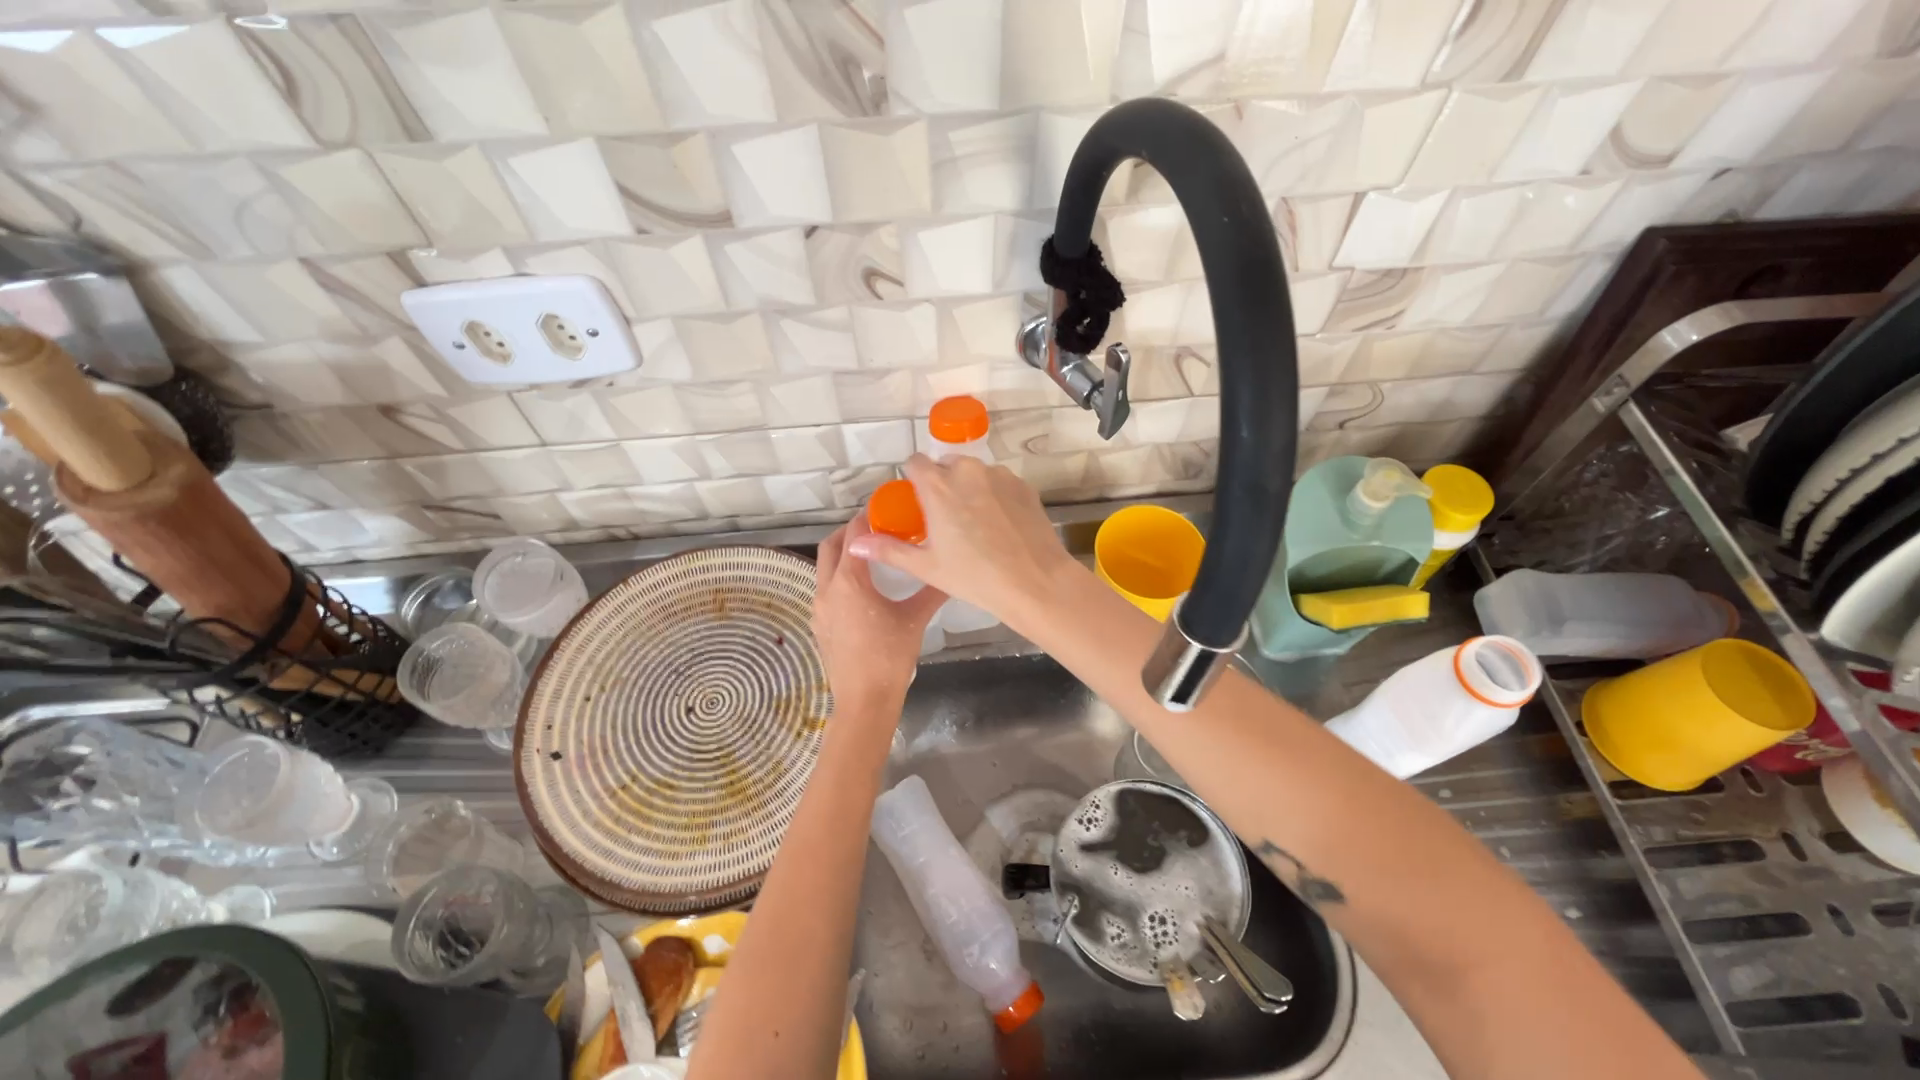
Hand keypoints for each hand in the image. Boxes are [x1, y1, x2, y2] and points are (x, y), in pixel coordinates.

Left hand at [812, 511, 945, 714]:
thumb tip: (953, 573)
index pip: (855, 533)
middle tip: (877, 528)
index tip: (887, 508)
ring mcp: (818, 608)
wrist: (864, 700)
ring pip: (824, 568)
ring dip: (843, 555)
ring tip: (872, 555)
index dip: (869, 516)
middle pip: (831, 545)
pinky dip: (840, 578)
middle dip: (851, 531)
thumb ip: (932, 591)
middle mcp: (826, 588)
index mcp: (848, 581)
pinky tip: (863, 589)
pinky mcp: (819, 624)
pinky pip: (825, 589)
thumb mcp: (915, 619)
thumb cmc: (890, 657)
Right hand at [847, 455, 1077, 633]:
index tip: (916, 500)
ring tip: (976, 525)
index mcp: (938, 486)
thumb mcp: (926, 566)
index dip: (913, 478)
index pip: (915, 462)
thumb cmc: (974, 576)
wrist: (1034, 581)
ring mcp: (999, 476)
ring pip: (975, 474)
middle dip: (943, 485)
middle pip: (947, 465)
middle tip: (946, 519)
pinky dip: (995, 497)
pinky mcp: (1023, 486)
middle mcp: (968, 471)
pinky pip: (1000, 484)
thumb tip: (856, 543)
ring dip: (970, 489)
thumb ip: (889, 549)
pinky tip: (1000, 527)